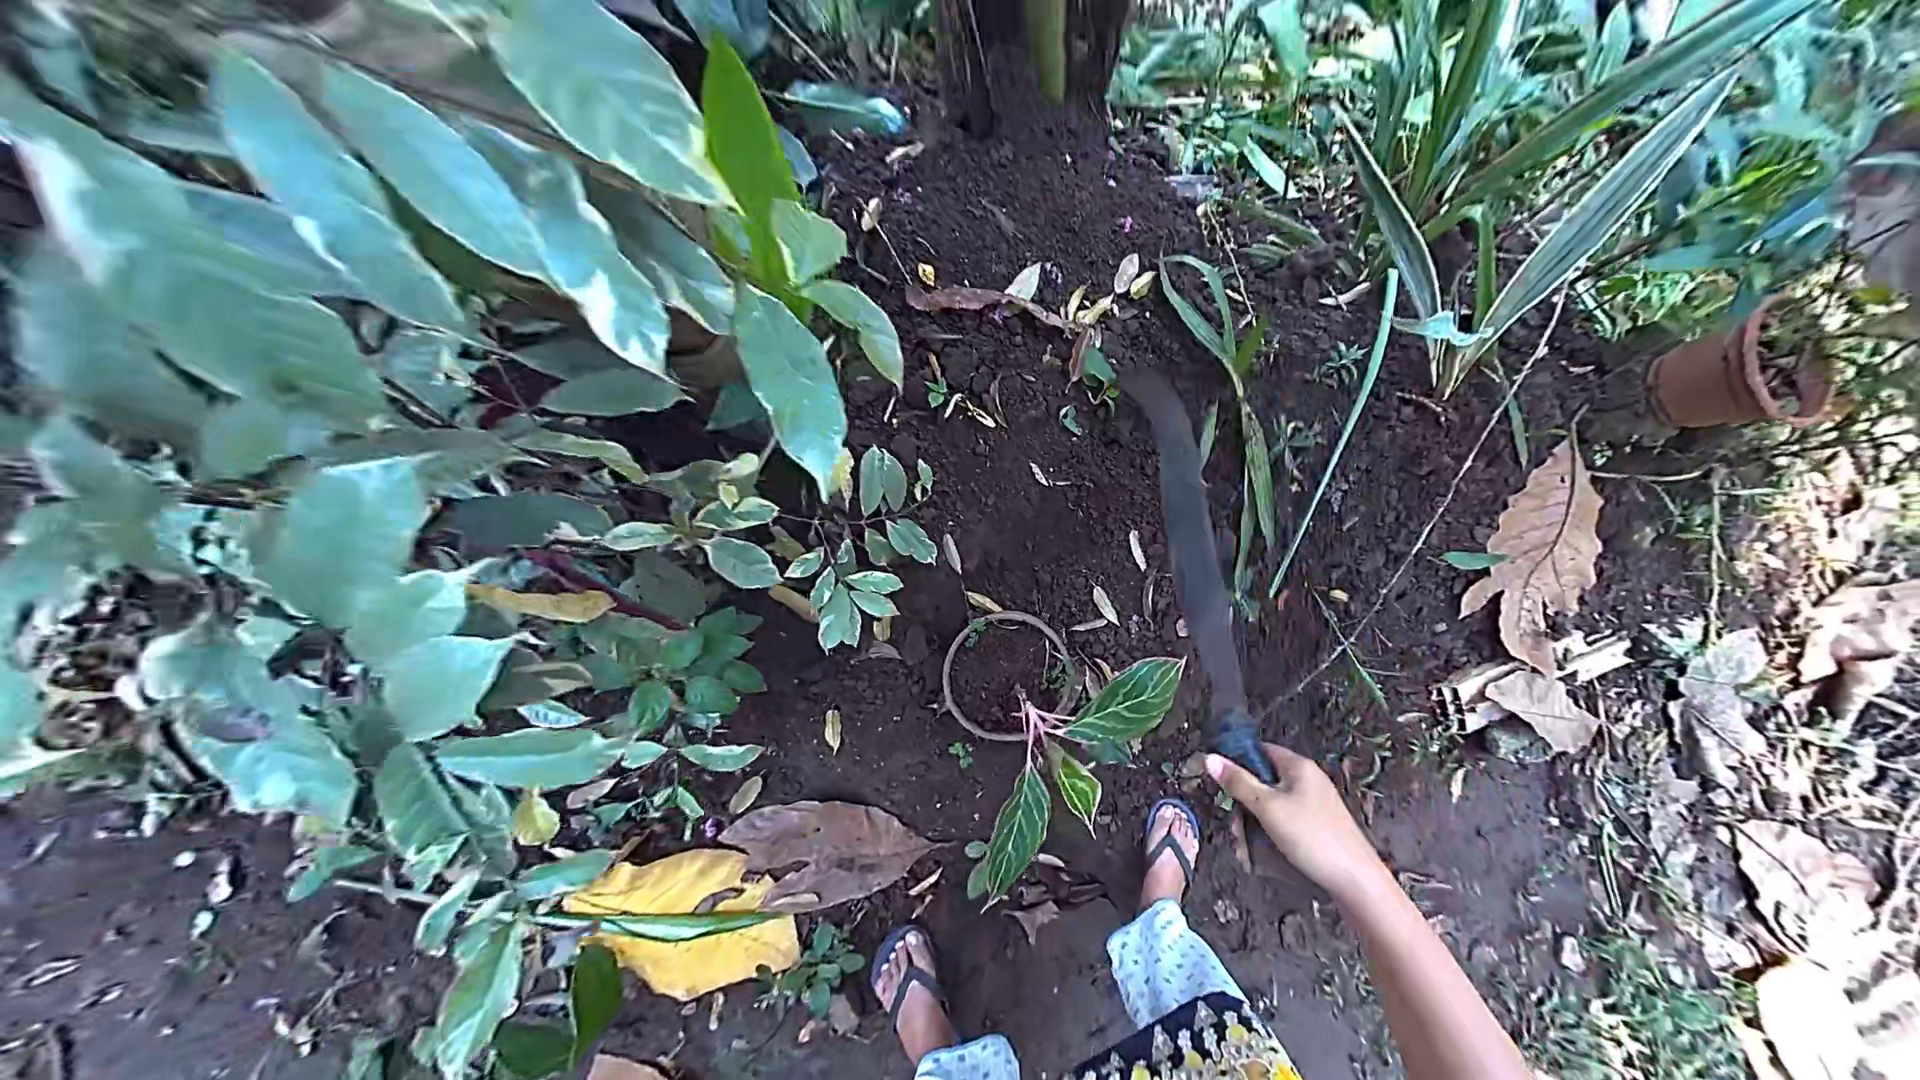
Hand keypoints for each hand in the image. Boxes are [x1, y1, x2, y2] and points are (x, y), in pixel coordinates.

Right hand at [1204, 743, 1389, 902]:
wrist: (1358, 883)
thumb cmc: (1314, 838)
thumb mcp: (1267, 807)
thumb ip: (1238, 782)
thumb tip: (1210, 758)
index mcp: (1298, 766)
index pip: (1259, 749)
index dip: (1237, 761)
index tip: (1222, 781)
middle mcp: (1307, 780)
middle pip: (1262, 779)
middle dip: (1243, 801)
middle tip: (1236, 822)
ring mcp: (1314, 804)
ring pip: (1270, 803)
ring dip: (1253, 820)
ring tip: (1246, 842)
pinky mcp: (1317, 826)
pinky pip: (1284, 820)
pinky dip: (1270, 831)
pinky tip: (1263, 850)